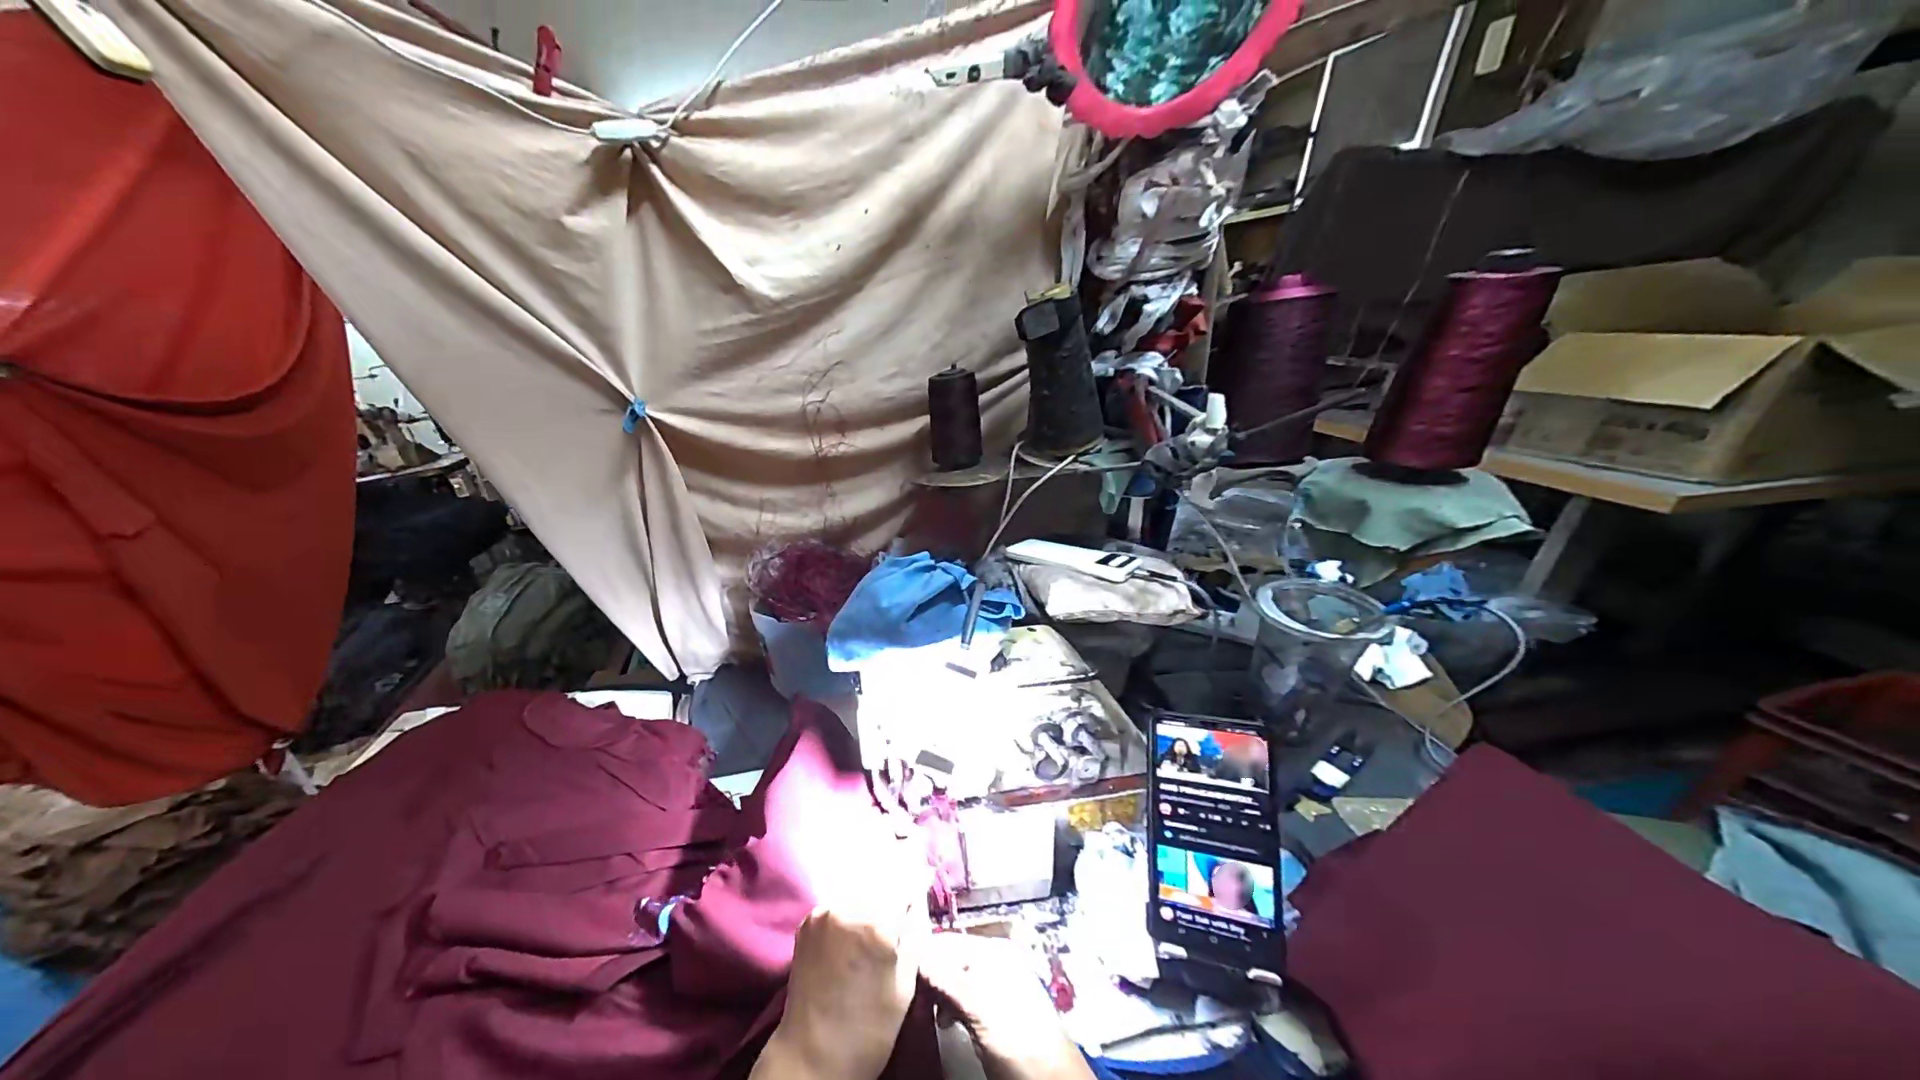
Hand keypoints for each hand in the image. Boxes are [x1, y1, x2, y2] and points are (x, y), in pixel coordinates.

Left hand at [755, 848, 930, 1079]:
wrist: (811, 1057)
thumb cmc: (869, 1029)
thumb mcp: (907, 981)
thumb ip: (915, 929)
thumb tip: (919, 893)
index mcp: (876, 923)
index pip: (906, 877)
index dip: (918, 874)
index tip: (926, 872)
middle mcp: (846, 907)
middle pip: (881, 875)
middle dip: (896, 882)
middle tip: (906, 900)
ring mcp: (823, 912)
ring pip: (860, 884)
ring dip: (874, 890)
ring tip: (883, 914)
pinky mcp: (808, 920)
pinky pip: (841, 899)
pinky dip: (854, 904)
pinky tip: (860, 925)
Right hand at [921, 933, 1093, 1079]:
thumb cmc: (1019, 1045)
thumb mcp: (982, 1013)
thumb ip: (950, 982)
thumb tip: (918, 958)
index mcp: (994, 952)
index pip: (947, 941)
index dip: (922, 954)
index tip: (897, 973)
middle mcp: (995, 960)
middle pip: (950, 957)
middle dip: (928, 974)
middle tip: (909, 997)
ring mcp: (996, 983)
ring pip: (954, 977)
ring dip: (937, 991)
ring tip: (927, 1012)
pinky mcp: (995, 1007)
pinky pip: (963, 994)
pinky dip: (949, 1003)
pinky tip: (944, 1020)